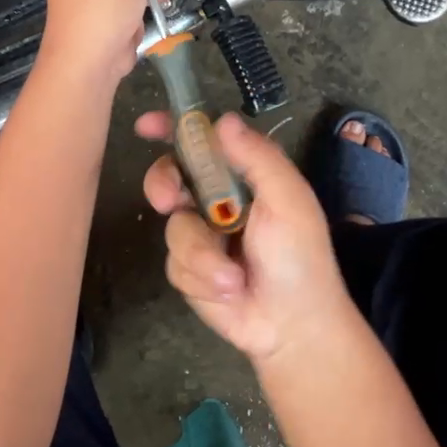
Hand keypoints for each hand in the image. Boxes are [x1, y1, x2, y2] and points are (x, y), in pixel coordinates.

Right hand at [139, 112, 356, 363]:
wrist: (292, 327)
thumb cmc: (299, 256)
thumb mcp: (288, 199)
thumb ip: (257, 157)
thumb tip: (223, 119)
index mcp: (242, 174)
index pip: (202, 140)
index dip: (172, 127)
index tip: (146, 126)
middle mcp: (216, 198)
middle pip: (169, 176)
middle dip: (164, 186)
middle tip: (170, 202)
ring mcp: (200, 234)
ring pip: (174, 228)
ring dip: (202, 255)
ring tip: (233, 278)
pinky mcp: (188, 268)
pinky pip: (175, 263)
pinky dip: (201, 277)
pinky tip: (227, 291)